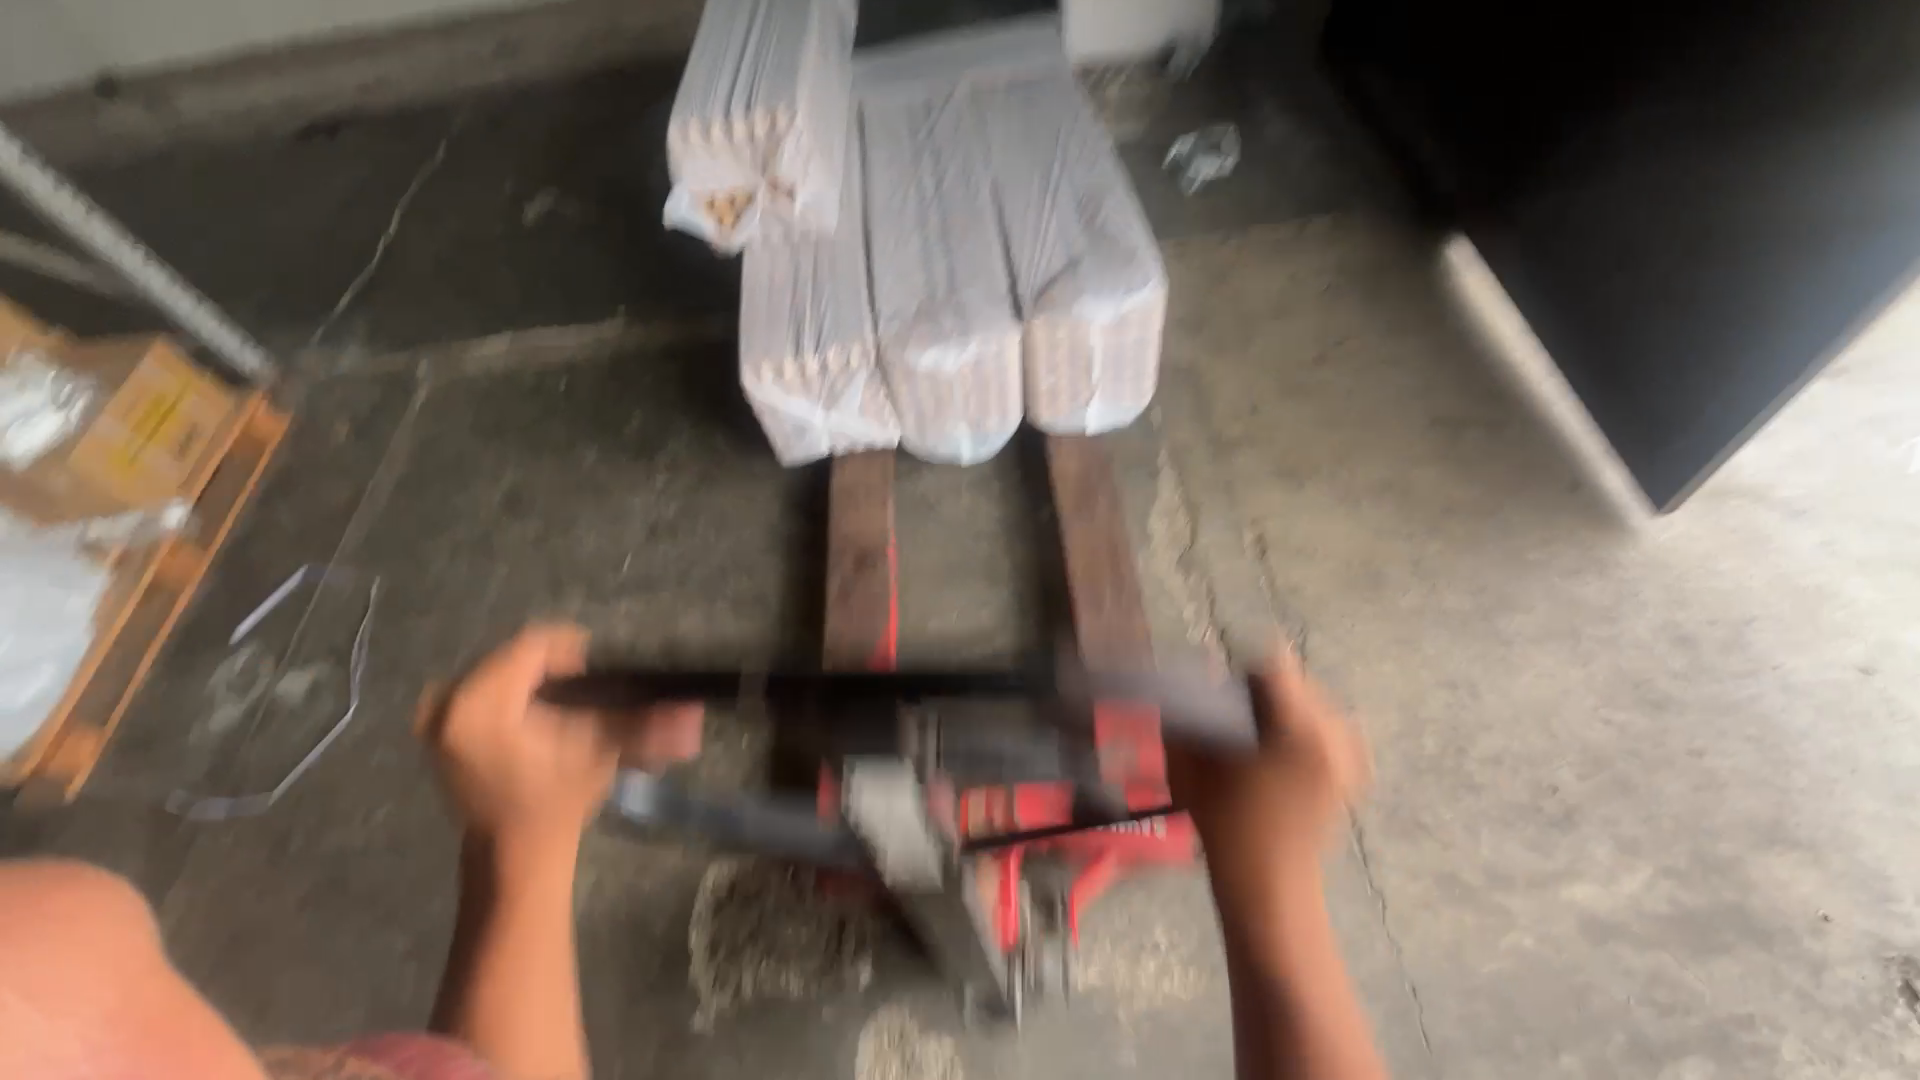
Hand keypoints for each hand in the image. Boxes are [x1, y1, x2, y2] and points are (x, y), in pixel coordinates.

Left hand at [419, 623, 703, 847]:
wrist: (514, 851)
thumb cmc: (558, 801)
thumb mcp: (603, 753)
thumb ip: (647, 727)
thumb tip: (696, 713)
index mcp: (482, 705)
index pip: (532, 645)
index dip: (570, 651)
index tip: (596, 673)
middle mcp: (448, 702)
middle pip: (514, 654)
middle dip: (553, 666)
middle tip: (583, 690)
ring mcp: (435, 714)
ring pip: (498, 667)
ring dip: (533, 677)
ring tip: (562, 705)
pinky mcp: (435, 725)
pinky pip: (482, 684)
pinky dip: (512, 690)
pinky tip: (535, 715)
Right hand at [1168, 644, 1369, 869]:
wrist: (1268, 883)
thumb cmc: (1223, 824)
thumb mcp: (1187, 766)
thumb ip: (1183, 719)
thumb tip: (1189, 683)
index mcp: (1295, 728)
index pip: (1276, 665)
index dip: (1245, 670)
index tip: (1226, 688)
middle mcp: (1332, 735)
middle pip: (1299, 682)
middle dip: (1268, 689)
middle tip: (1239, 710)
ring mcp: (1349, 757)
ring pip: (1318, 704)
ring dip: (1290, 706)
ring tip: (1262, 729)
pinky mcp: (1354, 776)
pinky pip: (1336, 729)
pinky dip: (1313, 727)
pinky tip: (1288, 745)